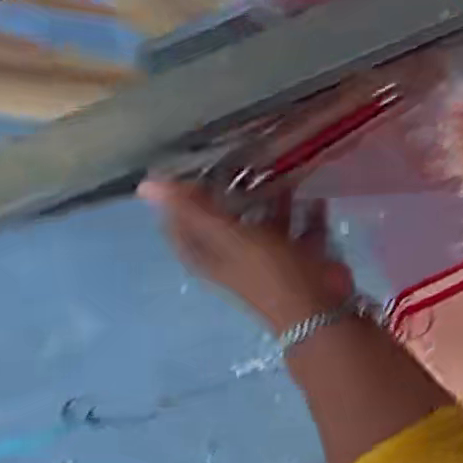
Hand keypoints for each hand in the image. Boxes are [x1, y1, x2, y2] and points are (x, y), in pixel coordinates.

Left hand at [139, 179, 356, 332]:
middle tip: (245, 156)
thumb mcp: (228, 238)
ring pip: (265, 219)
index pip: (182, 216)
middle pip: (226, 214)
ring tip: (282, 167)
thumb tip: (145, 183)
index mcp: (206, 251)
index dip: (184, 191)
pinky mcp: (300, 254)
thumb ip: (193, 210)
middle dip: (233, 188)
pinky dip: (307, 211)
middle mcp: (233, 251)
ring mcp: (268, 253)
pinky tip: (315, 193)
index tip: (197, 160)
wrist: (317, 306)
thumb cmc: (270, 272)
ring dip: (272, 197)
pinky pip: (301, 226)